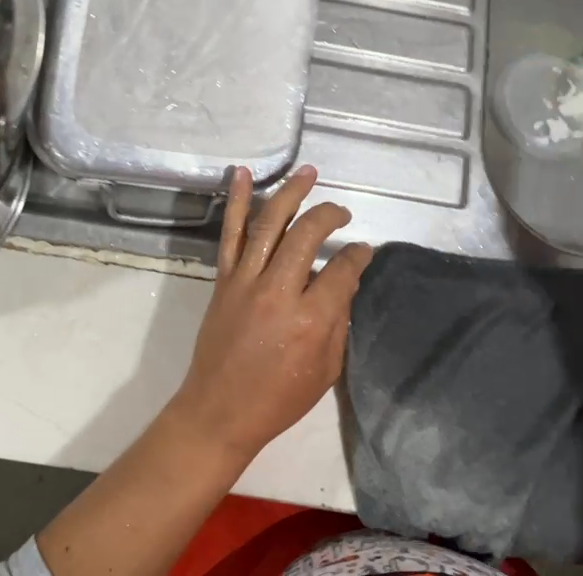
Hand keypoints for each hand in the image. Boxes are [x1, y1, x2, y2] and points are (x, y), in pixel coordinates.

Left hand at [167, 165, 374, 460]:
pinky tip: (242, 175)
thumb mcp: (325, 369)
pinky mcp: (223, 279)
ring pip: (269, 223)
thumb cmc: (279, 398)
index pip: (342, 270)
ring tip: (307, 172)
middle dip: (329, 216)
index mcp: (310, 319)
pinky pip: (230, 233)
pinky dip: (236, 201)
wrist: (219, 411)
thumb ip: (338, 321)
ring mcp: (246, 280)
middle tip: (341, 213)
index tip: (363, 249)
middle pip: (307, 235)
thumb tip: (344, 281)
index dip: (357, 255)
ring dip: (290, 193)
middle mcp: (278, 291)